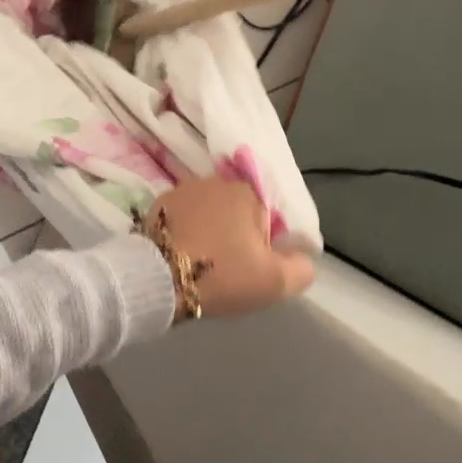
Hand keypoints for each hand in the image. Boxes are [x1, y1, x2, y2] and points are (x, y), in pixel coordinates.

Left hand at [147, 178, 313, 319]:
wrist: (158, 278)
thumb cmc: (223, 274)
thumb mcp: (275, 281)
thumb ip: (300, 267)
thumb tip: (303, 256)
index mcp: (246, 191)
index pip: (269, 211)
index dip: (268, 238)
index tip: (259, 262)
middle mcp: (214, 181)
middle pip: (238, 209)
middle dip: (239, 232)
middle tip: (233, 265)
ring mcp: (183, 189)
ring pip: (210, 211)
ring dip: (212, 229)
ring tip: (207, 260)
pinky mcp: (159, 204)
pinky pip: (185, 216)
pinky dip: (189, 230)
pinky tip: (186, 252)